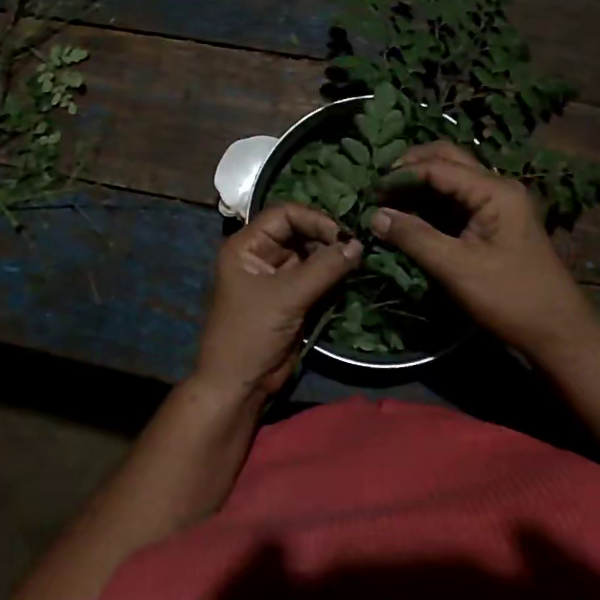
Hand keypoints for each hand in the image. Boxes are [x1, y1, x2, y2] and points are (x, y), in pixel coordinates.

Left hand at [194, 203, 361, 395]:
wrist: (239, 384)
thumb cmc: (250, 333)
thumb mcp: (287, 297)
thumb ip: (323, 268)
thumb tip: (358, 244)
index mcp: (246, 246)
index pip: (284, 215)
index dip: (314, 219)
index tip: (343, 235)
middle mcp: (260, 255)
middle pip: (299, 232)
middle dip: (327, 238)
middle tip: (358, 248)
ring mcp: (277, 277)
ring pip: (310, 255)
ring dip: (333, 258)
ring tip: (360, 260)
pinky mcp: (291, 298)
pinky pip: (315, 277)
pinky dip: (333, 276)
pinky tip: (352, 275)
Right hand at [368, 141, 592, 350]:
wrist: (557, 331)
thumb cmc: (509, 297)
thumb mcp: (455, 267)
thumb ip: (413, 237)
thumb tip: (375, 216)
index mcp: (494, 191)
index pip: (437, 166)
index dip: (400, 174)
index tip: (369, 191)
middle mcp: (497, 187)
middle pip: (447, 160)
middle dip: (409, 168)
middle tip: (377, 186)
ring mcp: (497, 204)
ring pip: (450, 178)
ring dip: (418, 184)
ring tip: (385, 199)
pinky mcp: (493, 222)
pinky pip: (455, 199)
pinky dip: (429, 202)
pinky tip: (407, 215)